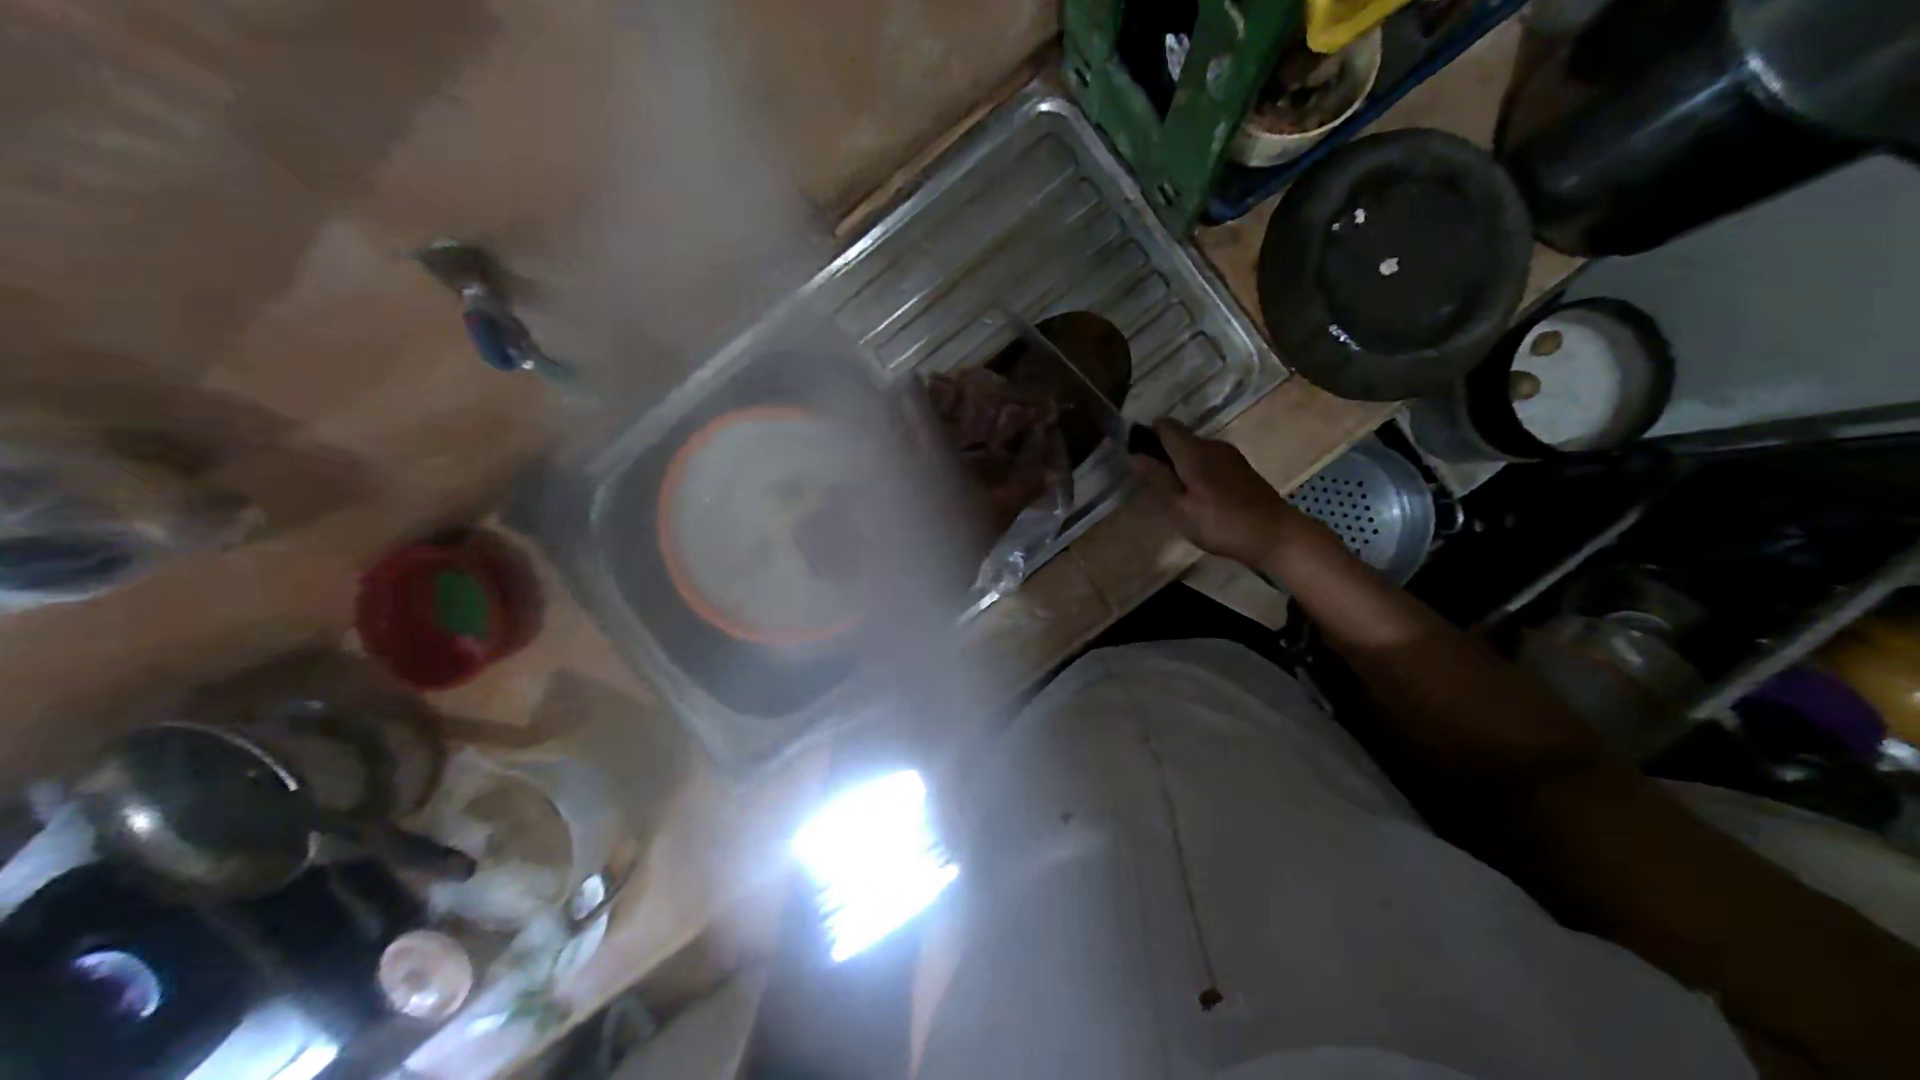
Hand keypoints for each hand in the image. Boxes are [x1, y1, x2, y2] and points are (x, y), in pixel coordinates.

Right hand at [1134, 419, 1312, 567]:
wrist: (1275, 535)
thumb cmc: (1220, 524)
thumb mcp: (1179, 508)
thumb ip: (1157, 479)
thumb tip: (1134, 456)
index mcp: (1194, 451)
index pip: (1164, 426)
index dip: (1147, 435)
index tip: (1136, 456)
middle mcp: (1212, 445)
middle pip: (1180, 437)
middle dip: (1162, 454)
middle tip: (1153, 485)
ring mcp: (1229, 455)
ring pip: (1194, 450)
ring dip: (1181, 465)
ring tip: (1175, 495)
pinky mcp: (1240, 468)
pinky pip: (1209, 460)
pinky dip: (1197, 471)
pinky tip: (1199, 497)